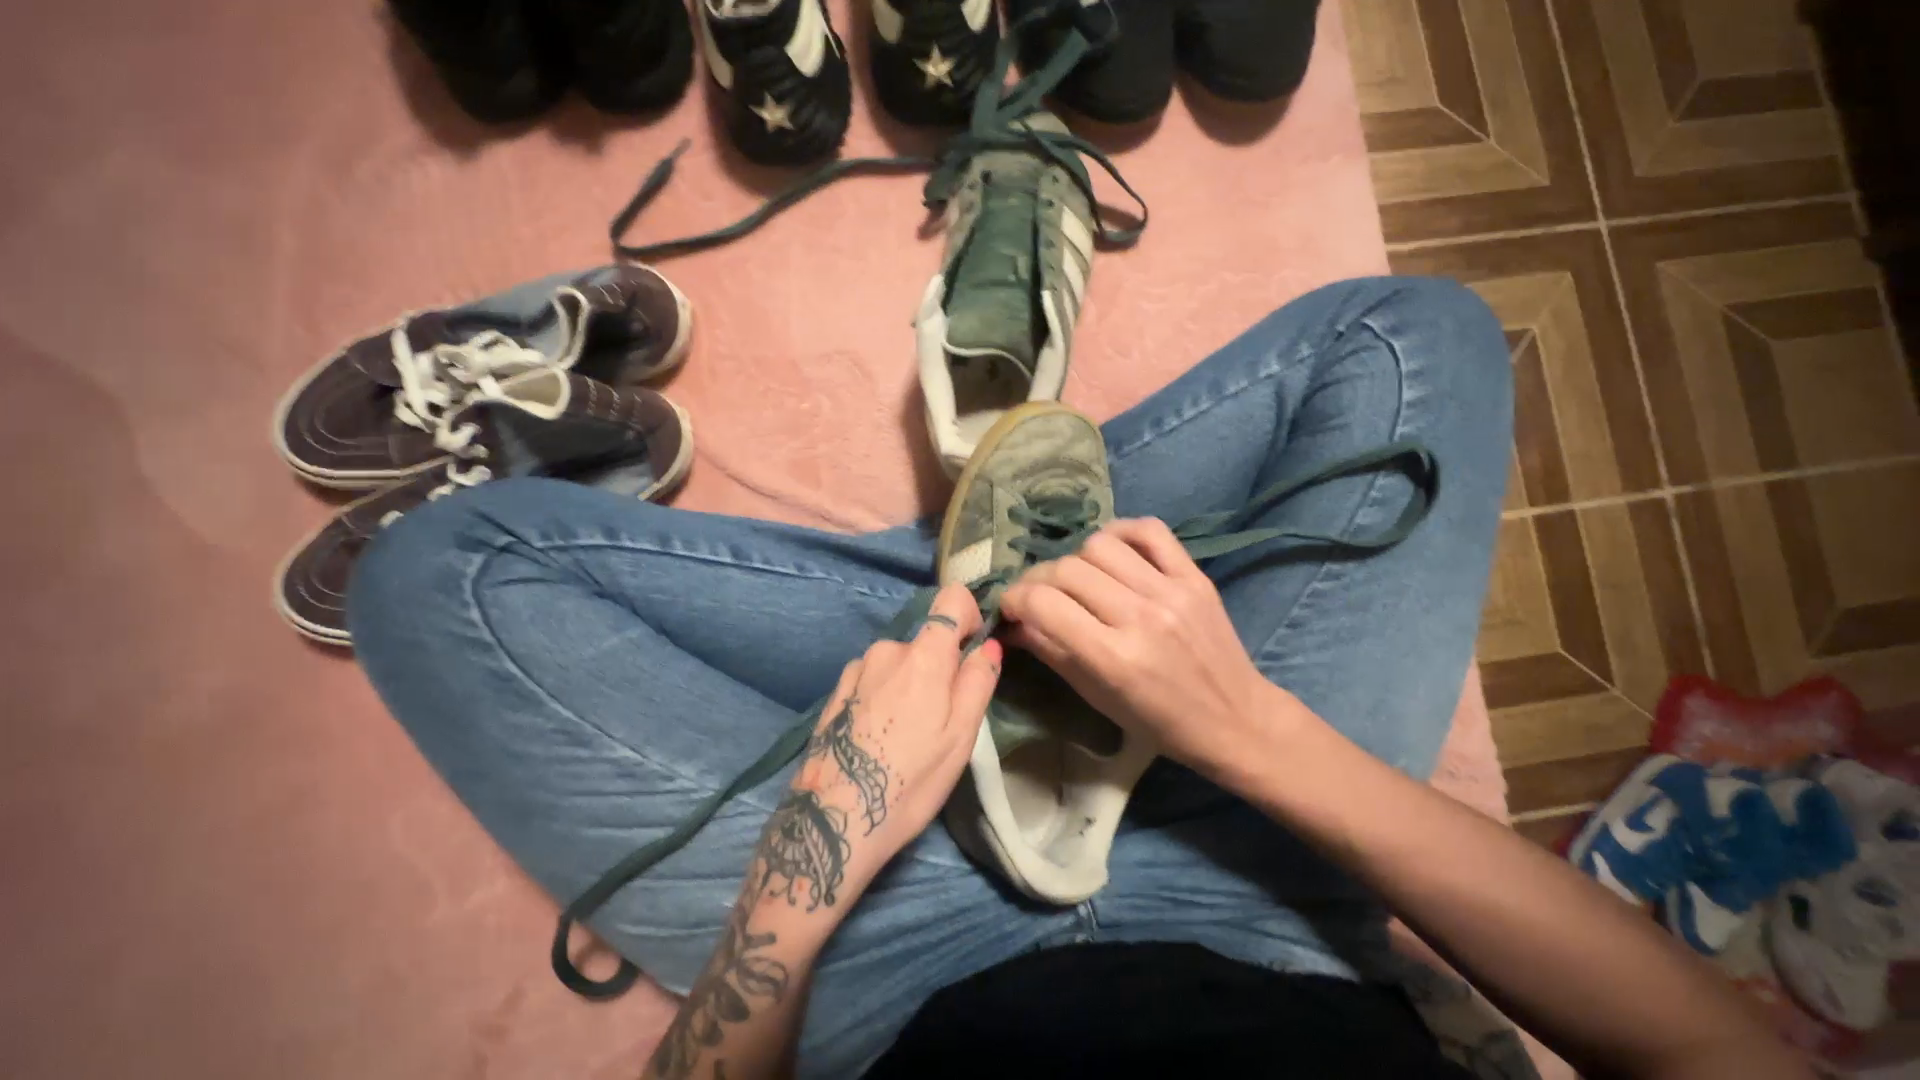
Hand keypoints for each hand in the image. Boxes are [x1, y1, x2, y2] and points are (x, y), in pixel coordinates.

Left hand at [762, 584, 1000, 914]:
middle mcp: (886, 650)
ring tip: (907, 736)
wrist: (833, 819)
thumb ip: (977, 683)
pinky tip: (879, 738)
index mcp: (922, 656)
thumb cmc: (910, 781)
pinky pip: (873, 678)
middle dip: (939, 668)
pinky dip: (884, 696)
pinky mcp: (836, 692)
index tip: (973, 653)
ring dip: (909, 684)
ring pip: (899, 662)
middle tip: (941, 721)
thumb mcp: (960, 738)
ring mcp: (856, 670)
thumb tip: (988, 647)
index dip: (969, 617)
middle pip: (926, 640)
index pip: (950, 599)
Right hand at [998, 518, 1298, 776]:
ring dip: (1077, 559)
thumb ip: (1051, 651)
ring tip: (1080, 580)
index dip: (1014, 599)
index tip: (1010, 607)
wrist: (1235, 719)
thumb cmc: (1159, 721)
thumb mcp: (1097, 696)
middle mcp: (1140, 617)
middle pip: (1066, 569)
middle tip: (1039, 597)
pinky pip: (1149, 530)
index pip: (1043, 604)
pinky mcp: (1194, 576)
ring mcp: (1171, 591)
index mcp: (1113, 657)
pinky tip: (1112, 552)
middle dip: (1039, 581)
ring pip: (1100, 545)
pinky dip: (1121, 532)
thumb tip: (1011, 622)